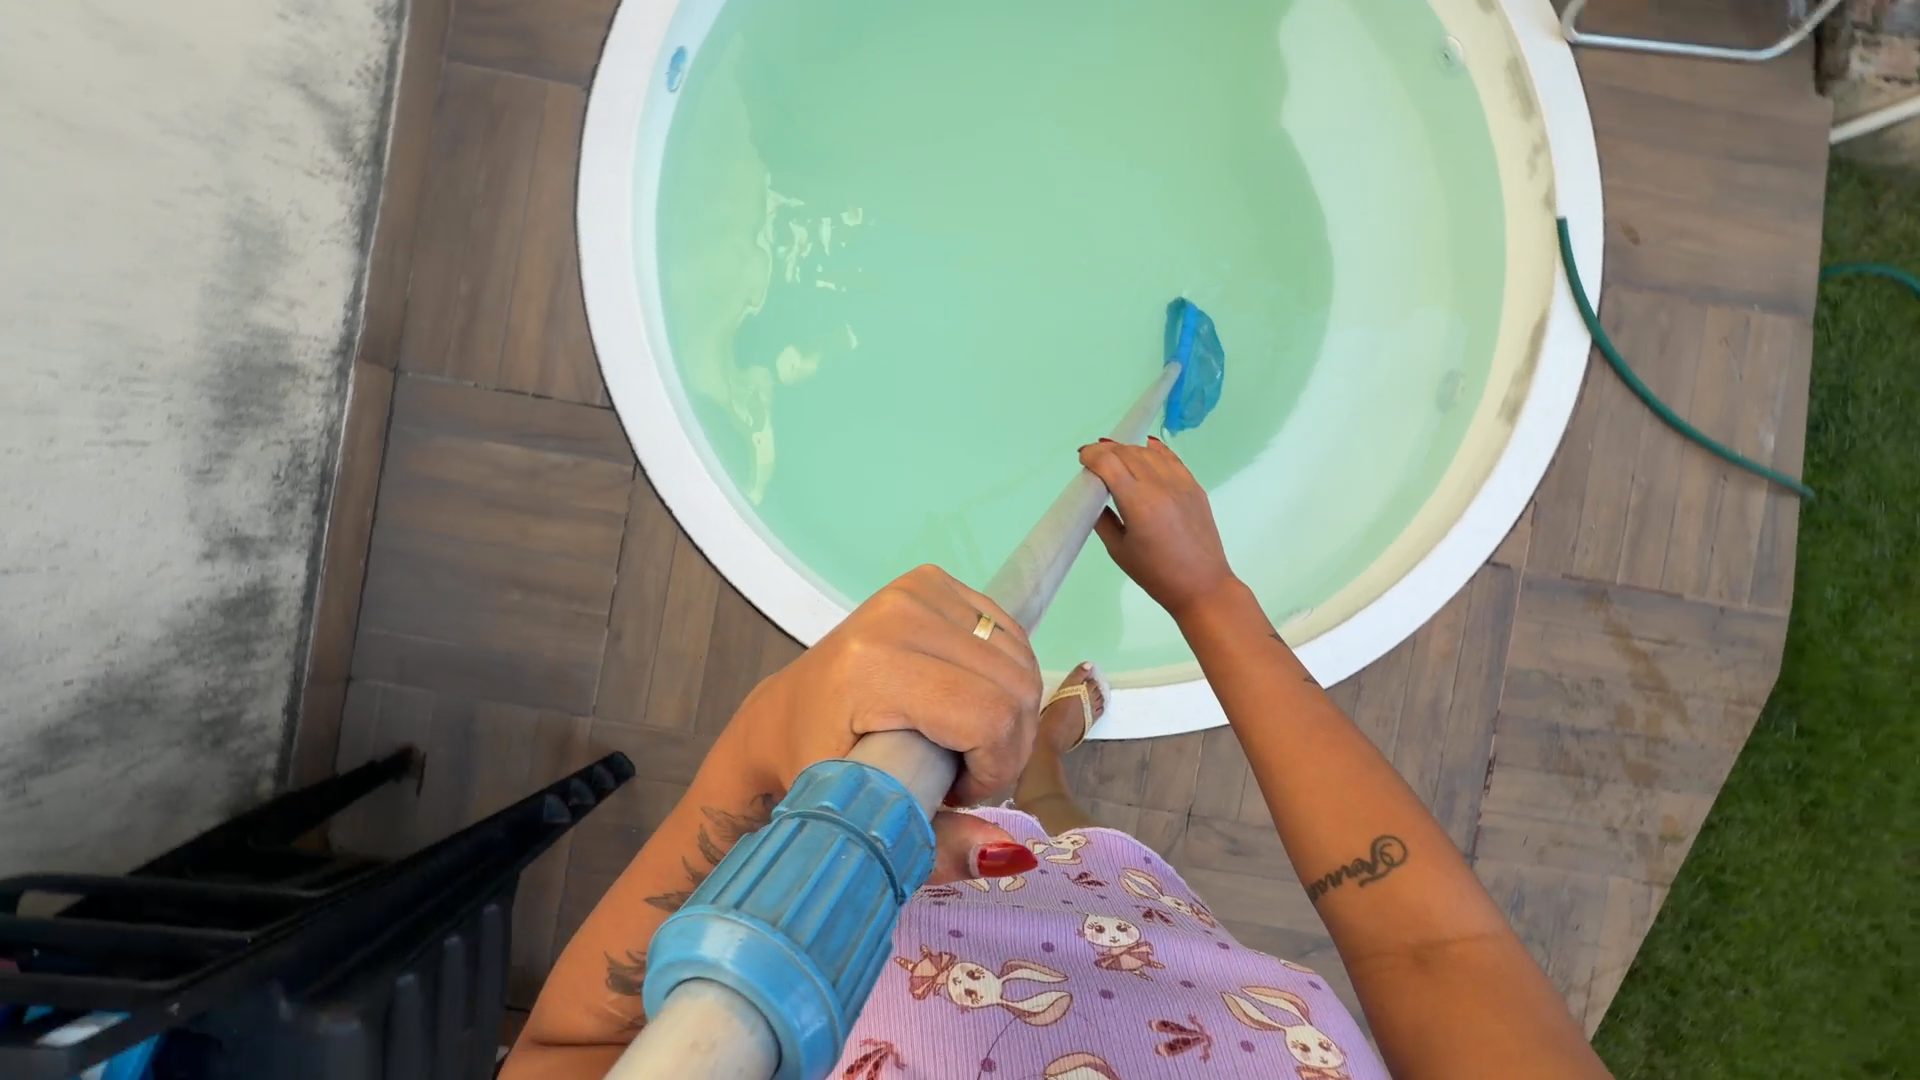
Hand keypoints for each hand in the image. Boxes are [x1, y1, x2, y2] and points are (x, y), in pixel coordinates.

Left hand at [727, 565, 1044, 881]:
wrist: (783, 714)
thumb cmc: (812, 769)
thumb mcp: (864, 820)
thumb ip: (939, 847)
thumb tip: (1009, 852)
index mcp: (874, 667)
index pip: (989, 715)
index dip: (996, 768)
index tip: (960, 793)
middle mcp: (898, 613)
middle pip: (1014, 686)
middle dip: (1007, 745)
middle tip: (964, 772)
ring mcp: (917, 589)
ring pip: (1019, 659)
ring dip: (1008, 712)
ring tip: (962, 738)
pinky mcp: (931, 582)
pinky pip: (1008, 634)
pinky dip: (1004, 676)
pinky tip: (967, 700)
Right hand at [1078, 437, 1236, 619]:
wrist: (1202, 586)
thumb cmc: (1155, 575)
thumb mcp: (1118, 550)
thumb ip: (1103, 520)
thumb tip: (1095, 498)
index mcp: (1138, 503)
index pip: (1109, 463)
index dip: (1092, 455)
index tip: (1082, 458)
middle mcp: (1160, 486)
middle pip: (1128, 453)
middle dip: (1107, 450)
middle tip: (1093, 458)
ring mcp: (1181, 484)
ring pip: (1150, 453)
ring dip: (1129, 450)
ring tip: (1116, 456)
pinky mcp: (1195, 488)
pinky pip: (1172, 459)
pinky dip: (1155, 451)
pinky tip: (1146, 447)